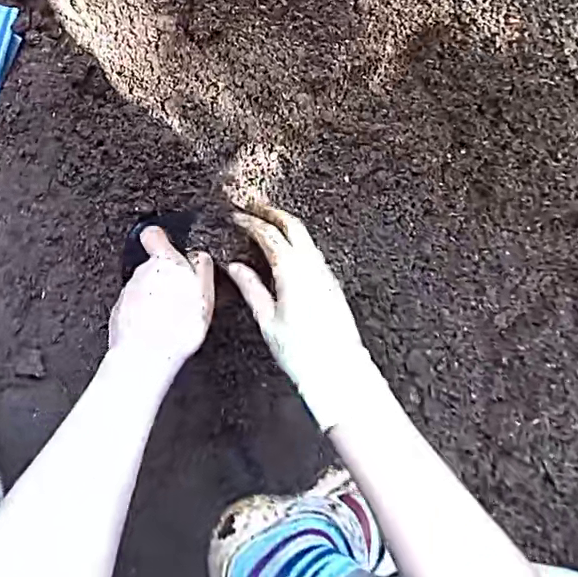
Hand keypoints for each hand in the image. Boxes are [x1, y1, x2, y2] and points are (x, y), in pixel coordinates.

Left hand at [108, 226, 214, 376]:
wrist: (145, 357)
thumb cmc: (178, 325)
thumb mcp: (205, 292)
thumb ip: (202, 267)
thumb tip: (200, 256)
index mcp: (163, 262)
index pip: (153, 234)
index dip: (160, 237)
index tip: (166, 244)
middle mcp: (141, 273)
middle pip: (152, 266)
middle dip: (163, 278)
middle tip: (179, 298)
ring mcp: (128, 293)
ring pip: (144, 289)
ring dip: (154, 299)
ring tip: (169, 319)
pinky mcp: (119, 313)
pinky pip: (134, 309)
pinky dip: (144, 316)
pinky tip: (156, 330)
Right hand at [225, 203, 386, 430]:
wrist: (341, 372)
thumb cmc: (304, 353)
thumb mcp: (267, 321)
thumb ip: (251, 288)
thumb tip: (236, 267)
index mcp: (292, 270)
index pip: (268, 233)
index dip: (250, 221)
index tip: (236, 215)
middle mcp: (311, 265)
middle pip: (291, 224)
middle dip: (270, 210)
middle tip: (252, 204)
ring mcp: (324, 272)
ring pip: (303, 235)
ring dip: (284, 223)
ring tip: (266, 220)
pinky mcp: (331, 283)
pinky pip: (311, 250)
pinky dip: (295, 240)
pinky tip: (286, 248)